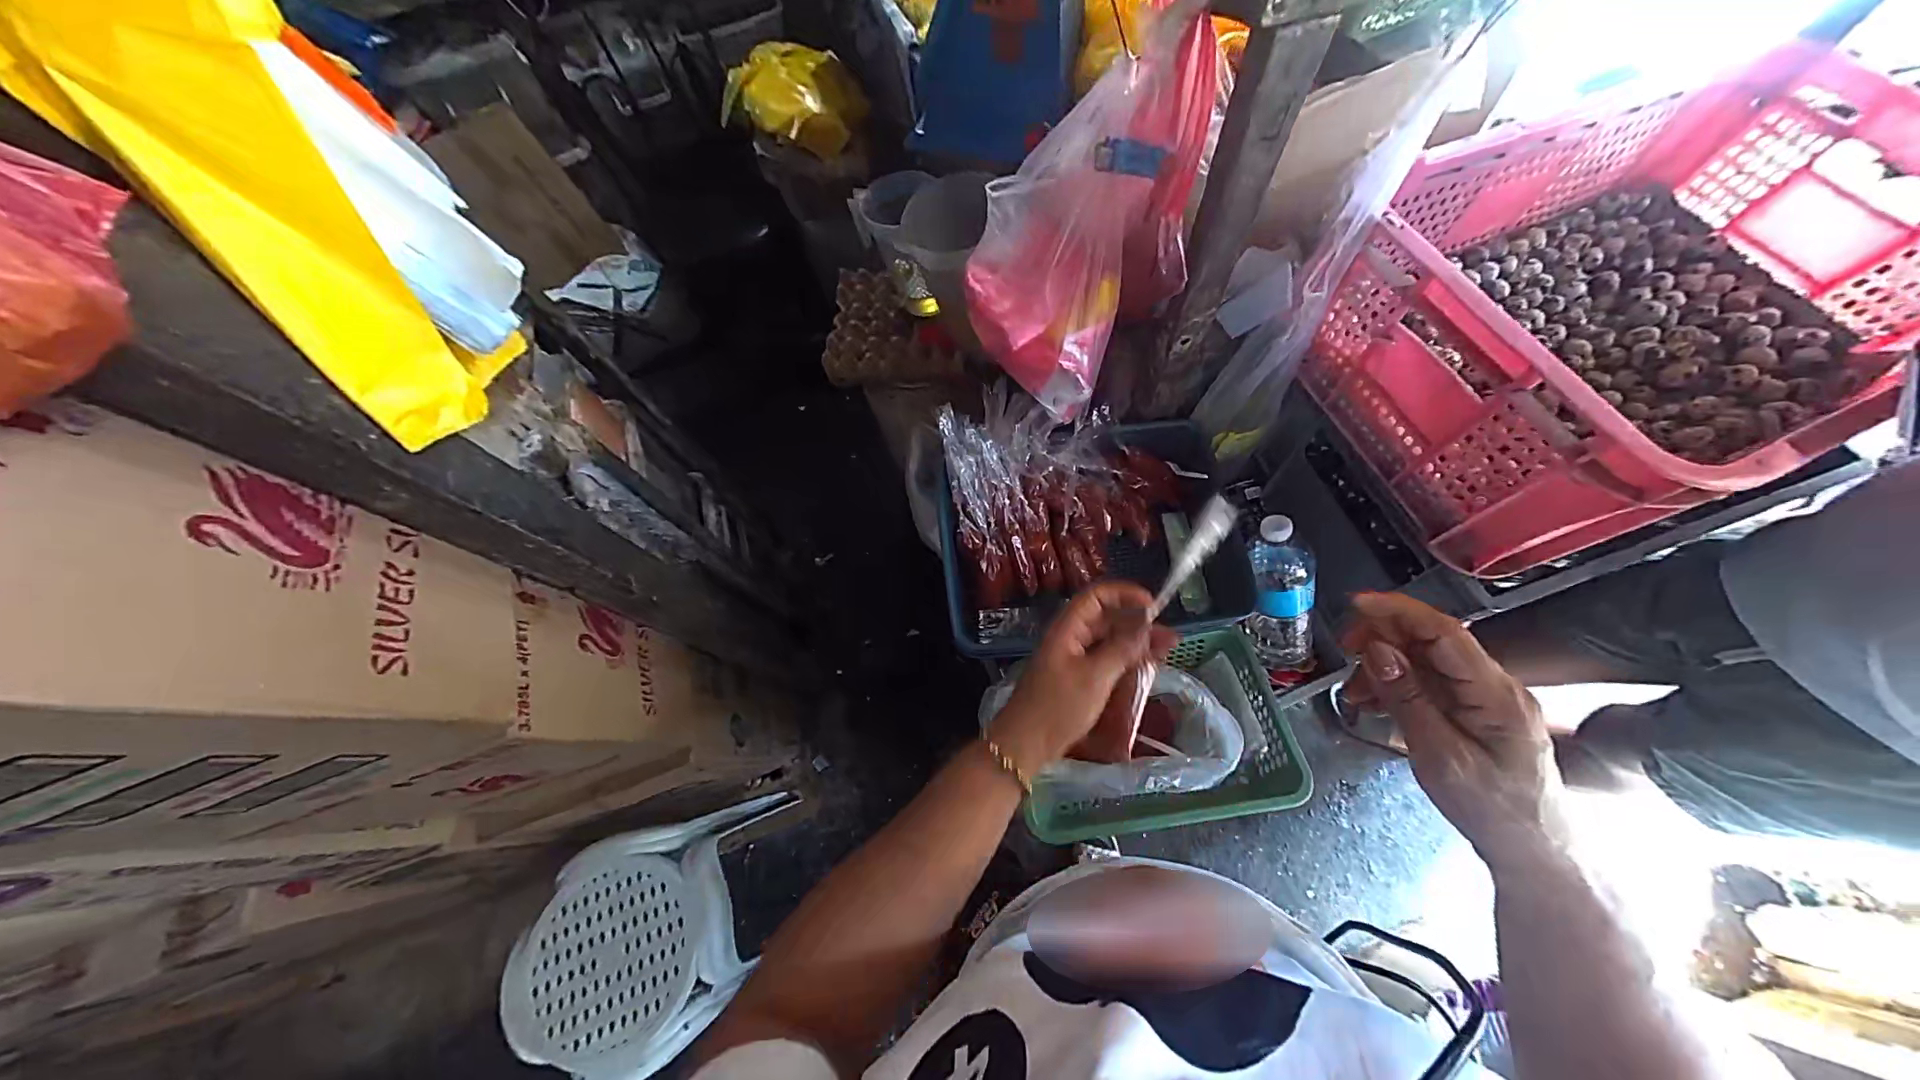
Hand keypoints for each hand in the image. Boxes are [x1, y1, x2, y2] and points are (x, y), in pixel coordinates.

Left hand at [990, 583, 1177, 772]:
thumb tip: (1146, 622)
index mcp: (1067, 629)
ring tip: (1164, 651)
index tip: (1153, 606)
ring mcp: (1070, 658)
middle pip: (1105, 619)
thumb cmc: (1058, 708)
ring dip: (1134, 643)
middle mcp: (1068, 638)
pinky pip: (1103, 660)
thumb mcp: (1096, 677)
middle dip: (1137, 623)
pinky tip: (1144, 668)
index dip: (1125, 594)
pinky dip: (1124, 660)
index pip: (1097, 596)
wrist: (1024, 744)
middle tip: (1168, 637)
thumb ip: (1122, 648)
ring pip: (1106, 641)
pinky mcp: (1074, 678)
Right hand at [1342, 592, 1570, 872]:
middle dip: (1382, 635)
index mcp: (1495, 693)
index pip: (1444, 632)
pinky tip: (1374, 699)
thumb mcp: (1439, 756)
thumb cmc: (1490, 808)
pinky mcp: (1475, 708)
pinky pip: (1430, 680)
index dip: (1399, 611)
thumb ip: (1408, 699)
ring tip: (1354, 689)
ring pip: (1426, 658)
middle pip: (1432, 639)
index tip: (1358, 603)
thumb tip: (1378, 651)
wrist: (1534, 849)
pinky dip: (1395, 682)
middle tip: (1345, 649)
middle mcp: (1494, 685)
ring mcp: (1486, 696)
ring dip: (1384, 663)